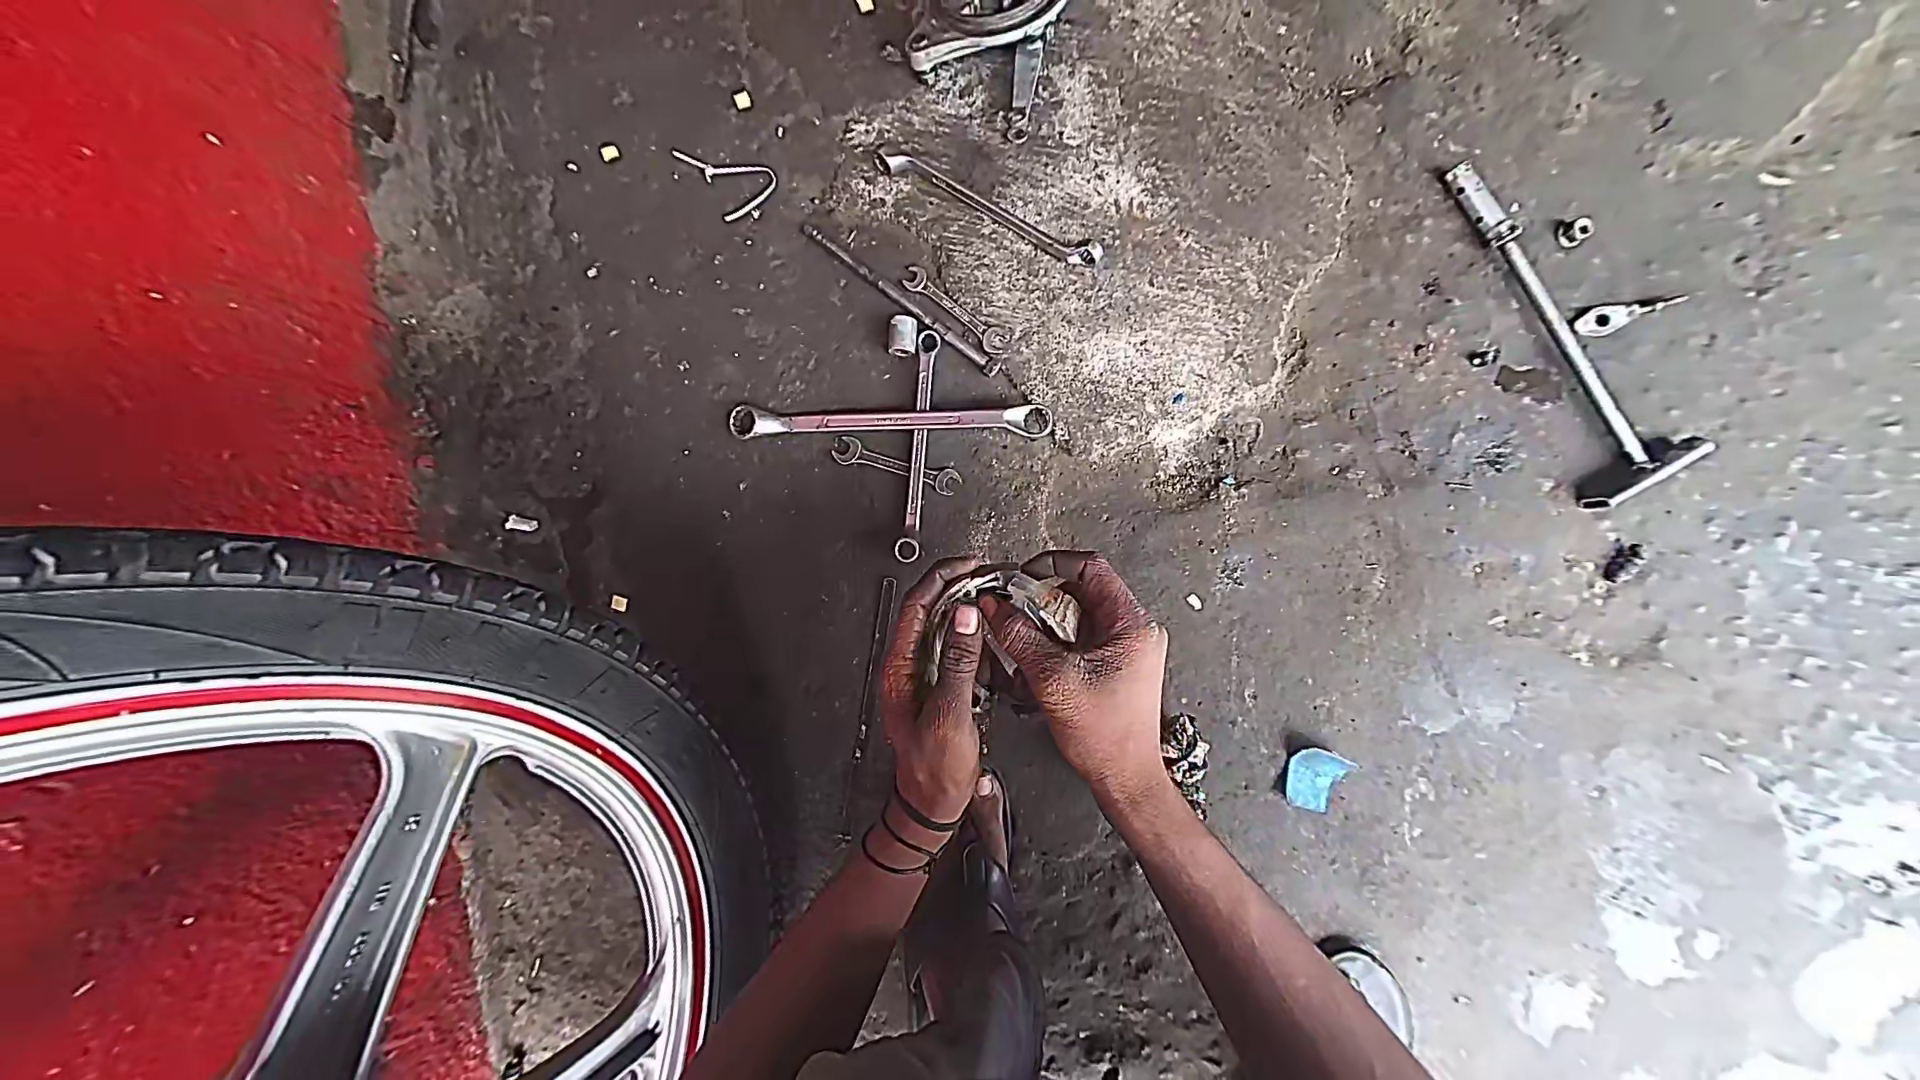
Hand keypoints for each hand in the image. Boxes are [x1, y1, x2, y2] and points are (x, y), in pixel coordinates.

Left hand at [878, 557, 987, 825]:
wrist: (932, 802)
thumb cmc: (933, 767)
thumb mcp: (949, 713)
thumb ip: (957, 662)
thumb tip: (965, 616)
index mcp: (900, 668)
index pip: (917, 606)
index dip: (942, 579)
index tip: (968, 566)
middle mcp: (908, 665)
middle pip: (928, 610)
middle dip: (956, 586)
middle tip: (985, 574)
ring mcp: (923, 674)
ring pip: (941, 626)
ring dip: (964, 606)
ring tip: (989, 593)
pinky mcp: (939, 684)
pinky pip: (953, 647)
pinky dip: (970, 632)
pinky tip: (986, 630)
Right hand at [980, 552, 1168, 803]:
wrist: (1125, 778)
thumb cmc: (1107, 737)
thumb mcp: (1053, 679)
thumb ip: (1020, 637)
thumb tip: (994, 607)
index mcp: (1131, 624)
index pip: (1092, 568)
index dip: (1053, 565)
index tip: (1024, 576)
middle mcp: (1132, 630)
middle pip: (1082, 590)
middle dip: (1042, 596)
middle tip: (1014, 605)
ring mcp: (1124, 647)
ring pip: (1077, 614)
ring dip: (1045, 619)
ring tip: (1020, 631)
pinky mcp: (1113, 663)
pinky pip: (1078, 636)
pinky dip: (1053, 638)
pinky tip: (1034, 654)